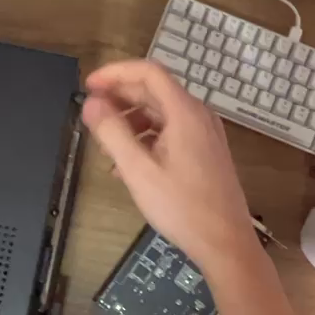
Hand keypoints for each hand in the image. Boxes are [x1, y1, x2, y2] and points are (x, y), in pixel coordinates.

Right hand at [81, 60, 260, 272]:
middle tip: (91, 113)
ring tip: (106, 145)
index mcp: (185, 113)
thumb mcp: (138, 171)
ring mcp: (205, 134)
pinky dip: (147, 138)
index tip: (89, 86)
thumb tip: (91, 104)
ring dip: (131, 121)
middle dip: (120, 98)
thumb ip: (112, 133)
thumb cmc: (183, 208)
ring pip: (162, 113)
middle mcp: (199, 116)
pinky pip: (172, 132)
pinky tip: (129, 163)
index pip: (148, 72)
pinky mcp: (206, 152)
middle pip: (154, 91)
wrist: (225, 242)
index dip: (115, 73)